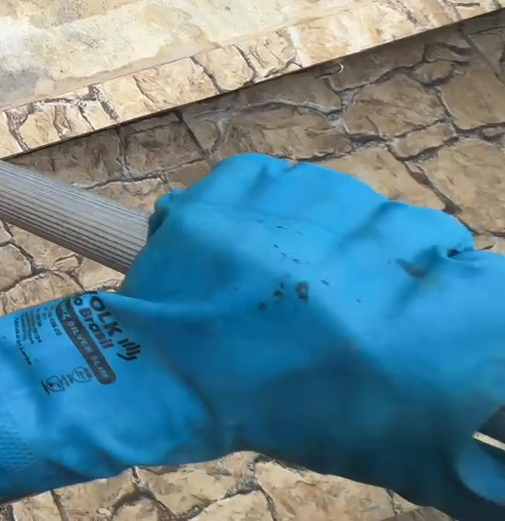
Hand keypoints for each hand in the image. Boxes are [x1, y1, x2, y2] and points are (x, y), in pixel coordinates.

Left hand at [0, 153, 504, 516]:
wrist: (167, 377)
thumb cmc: (288, 419)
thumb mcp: (417, 461)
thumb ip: (496, 468)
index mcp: (423, 335)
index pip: (494, 280)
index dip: (474, 287)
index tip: (452, 299)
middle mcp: (355, 268)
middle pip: (418, 226)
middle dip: (406, 251)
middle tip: (370, 281)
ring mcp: (277, 226)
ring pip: (340, 190)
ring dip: (337, 216)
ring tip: (315, 251)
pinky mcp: (213, 204)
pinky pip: (264, 171)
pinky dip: (271, 190)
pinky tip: (267, 223)